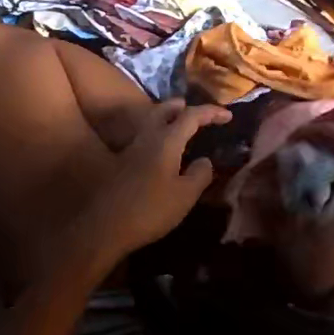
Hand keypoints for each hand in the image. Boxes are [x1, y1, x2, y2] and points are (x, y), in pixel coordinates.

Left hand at [72, 99, 230, 260]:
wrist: (105, 227)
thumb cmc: (150, 209)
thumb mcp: (185, 196)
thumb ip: (199, 175)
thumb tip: (205, 161)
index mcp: (166, 142)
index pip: (191, 116)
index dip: (210, 113)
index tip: (228, 116)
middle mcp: (146, 139)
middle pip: (163, 111)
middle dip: (180, 107)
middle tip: (193, 108)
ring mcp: (129, 151)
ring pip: (149, 124)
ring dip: (165, 119)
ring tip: (178, 125)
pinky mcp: (120, 165)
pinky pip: (142, 140)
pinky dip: (156, 137)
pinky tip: (160, 152)